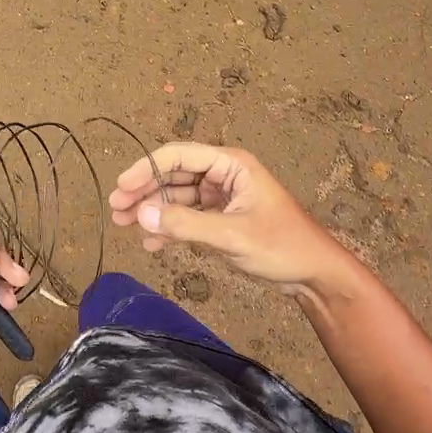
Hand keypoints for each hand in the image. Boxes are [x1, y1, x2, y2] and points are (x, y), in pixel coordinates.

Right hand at [110, 143, 365, 302]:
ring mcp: (221, 197)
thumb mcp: (232, 235)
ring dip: (152, 210)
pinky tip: (150, 242)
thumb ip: (185, 224)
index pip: (178, 156)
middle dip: (144, 191)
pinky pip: (186, 217)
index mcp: (230, 164)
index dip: (146, 168)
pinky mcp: (220, 218)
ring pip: (176, 197)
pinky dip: (168, 227)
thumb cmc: (282, 247)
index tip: (122, 187)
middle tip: (116, 209)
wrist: (315, 276)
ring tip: (123, 224)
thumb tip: (141, 213)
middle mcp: (222, 175)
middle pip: (173, 175)